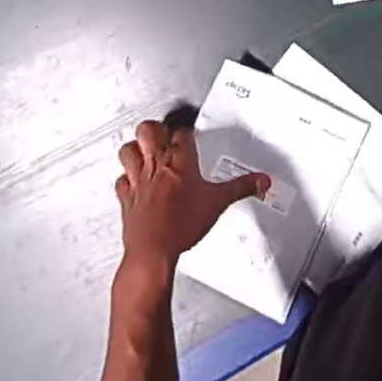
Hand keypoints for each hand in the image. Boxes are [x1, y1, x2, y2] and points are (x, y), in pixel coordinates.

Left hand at [114, 121, 267, 272]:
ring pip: (128, 149)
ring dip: (136, 147)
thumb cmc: (181, 225)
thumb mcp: (219, 203)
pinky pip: (121, 178)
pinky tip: (134, 179)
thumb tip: (261, 180)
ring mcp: (137, 180)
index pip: (181, 133)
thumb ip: (242, 187)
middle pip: (148, 130)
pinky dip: (126, 176)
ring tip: (147, 148)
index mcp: (180, 162)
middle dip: (156, 129)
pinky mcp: (125, 197)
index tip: (192, 134)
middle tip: (166, 134)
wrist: (153, 251)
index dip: (187, 131)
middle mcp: (156, 166)